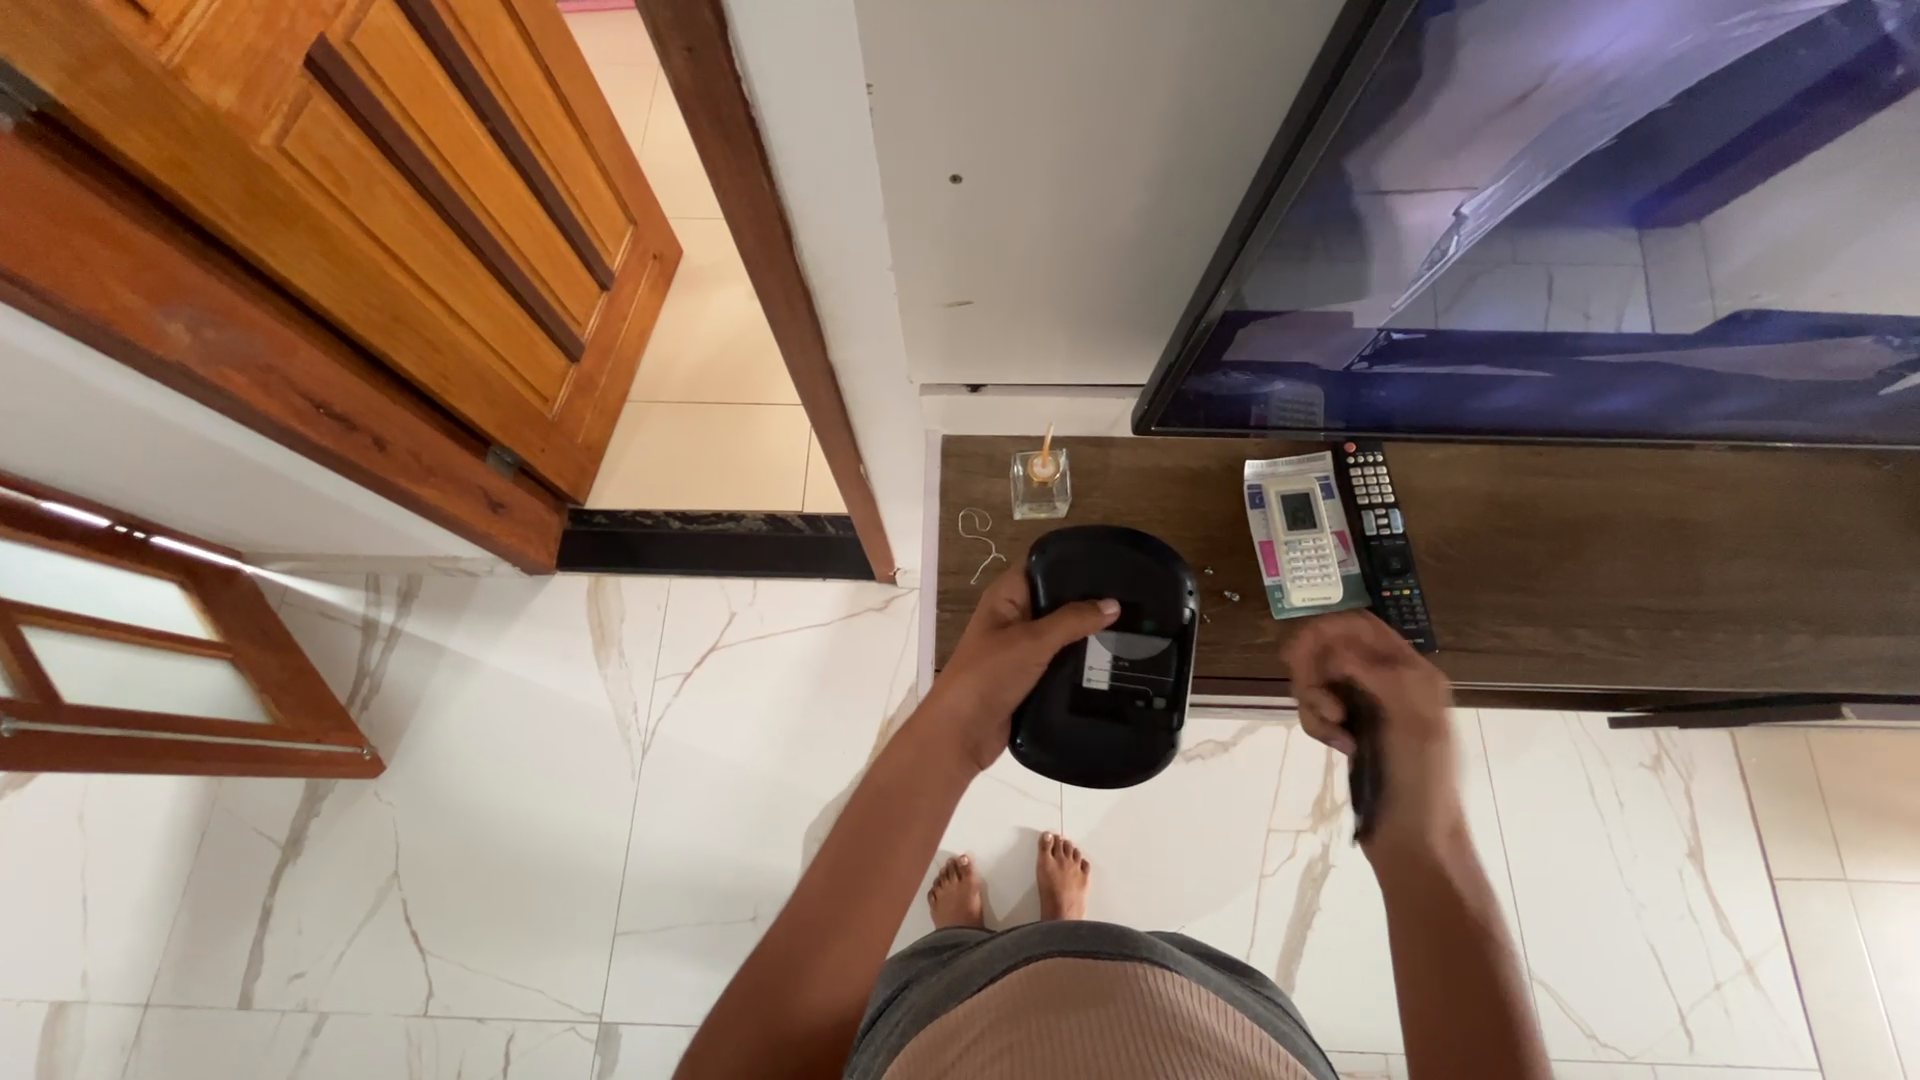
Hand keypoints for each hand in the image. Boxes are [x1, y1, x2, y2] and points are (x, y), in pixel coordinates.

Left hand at [925, 567, 1119, 771]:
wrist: (962, 732)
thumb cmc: (989, 675)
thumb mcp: (1032, 641)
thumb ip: (1072, 620)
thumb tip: (1113, 604)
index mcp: (1005, 596)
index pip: (1041, 566)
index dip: (1072, 562)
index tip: (1111, 561)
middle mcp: (1013, 617)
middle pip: (1055, 601)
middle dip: (1087, 602)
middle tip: (1132, 600)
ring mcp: (1020, 648)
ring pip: (1061, 634)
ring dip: (1087, 634)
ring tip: (1131, 628)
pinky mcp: (1029, 677)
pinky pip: (1060, 662)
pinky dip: (1080, 662)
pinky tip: (1112, 660)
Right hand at [1282, 611, 1464, 860]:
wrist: (1413, 839)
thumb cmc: (1421, 781)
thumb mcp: (1413, 724)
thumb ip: (1380, 676)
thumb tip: (1335, 649)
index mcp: (1411, 671)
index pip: (1359, 625)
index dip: (1326, 631)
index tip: (1302, 657)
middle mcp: (1385, 679)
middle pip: (1328, 648)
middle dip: (1313, 673)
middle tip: (1321, 704)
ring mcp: (1364, 704)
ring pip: (1316, 679)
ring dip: (1313, 703)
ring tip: (1334, 734)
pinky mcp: (1347, 727)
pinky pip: (1315, 709)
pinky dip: (1316, 724)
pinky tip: (1337, 746)